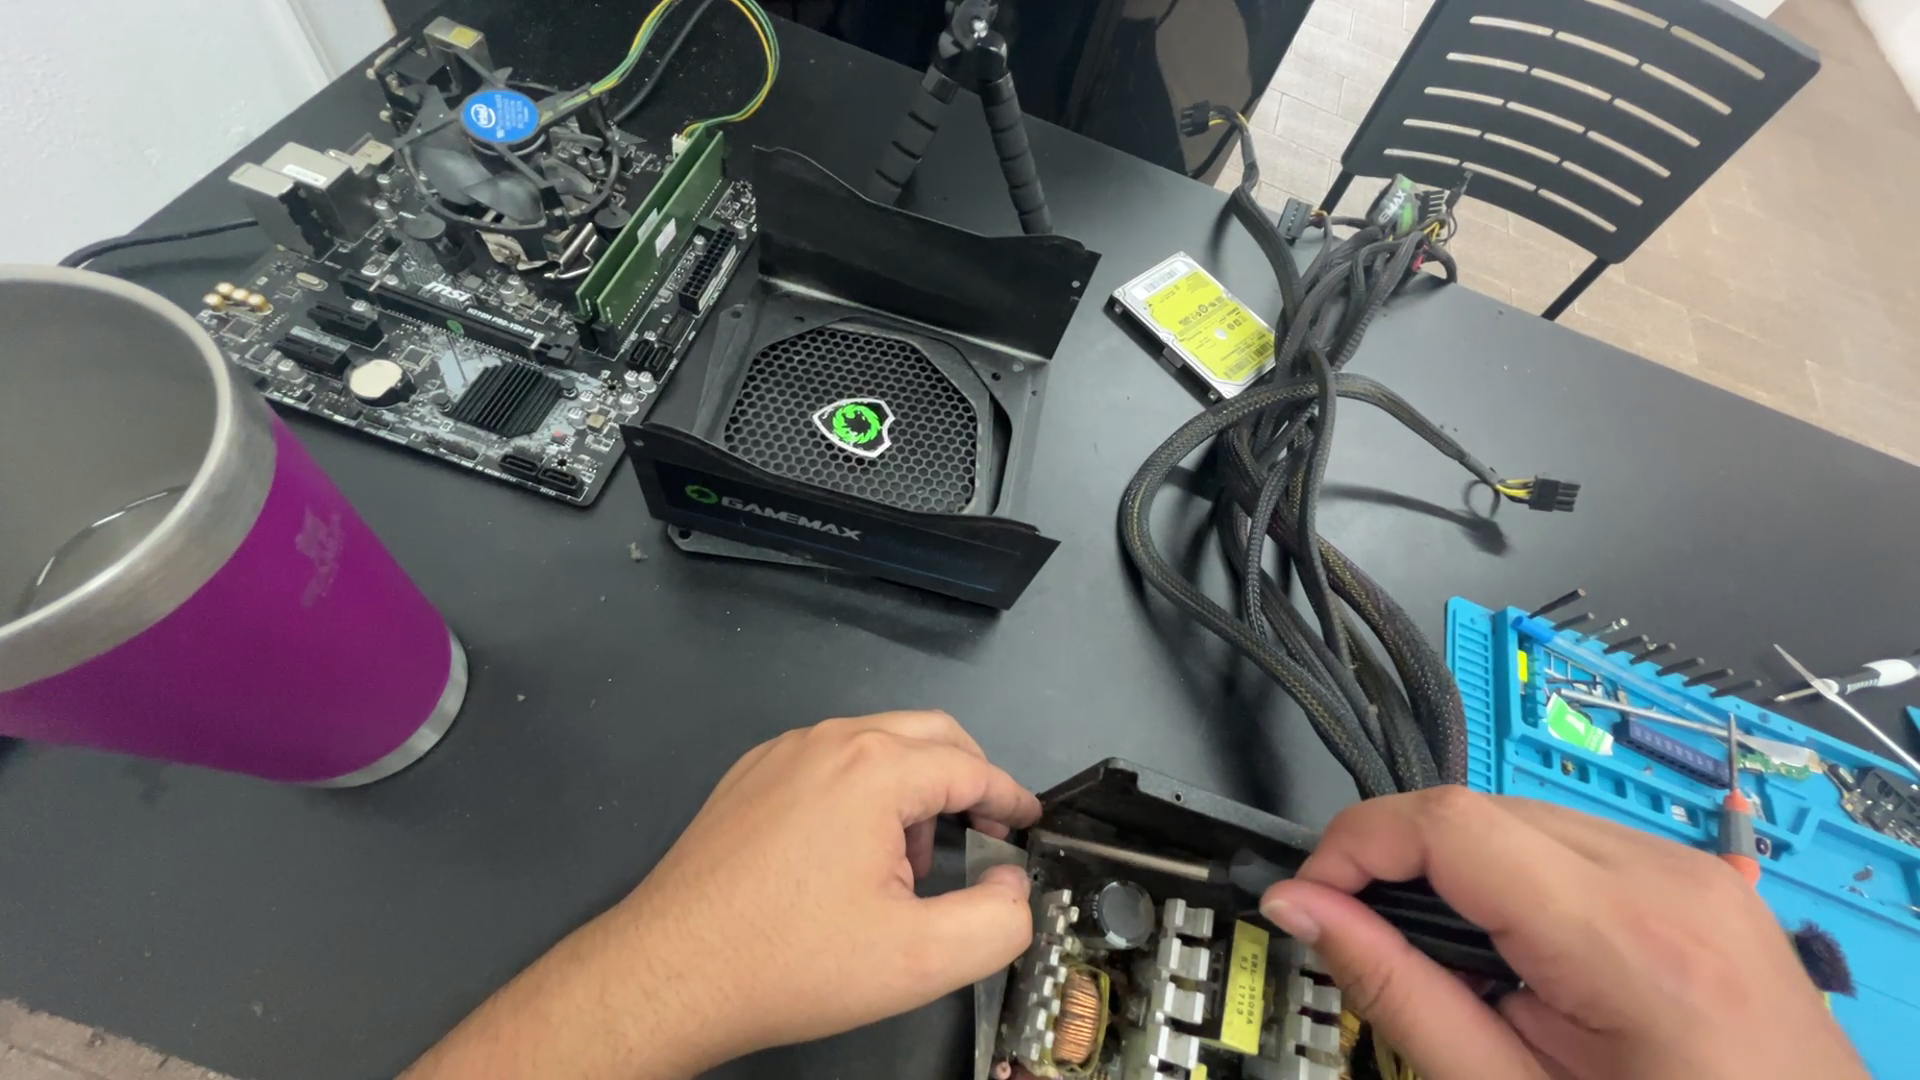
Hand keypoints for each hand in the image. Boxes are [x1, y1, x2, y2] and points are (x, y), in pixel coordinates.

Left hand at [407, 711, 1040, 1079]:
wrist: (669, 972)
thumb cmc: (797, 961)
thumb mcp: (919, 960)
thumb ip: (997, 920)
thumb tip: (1014, 881)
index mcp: (878, 768)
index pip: (970, 766)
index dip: (1010, 796)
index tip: (1030, 824)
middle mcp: (833, 738)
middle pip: (931, 735)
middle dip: (968, 779)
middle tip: (982, 834)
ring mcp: (786, 748)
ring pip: (880, 743)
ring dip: (914, 787)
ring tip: (905, 862)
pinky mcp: (753, 769)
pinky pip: (831, 758)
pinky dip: (864, 788)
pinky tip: (845, 852)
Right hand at [1258, 789, 1867, 1079]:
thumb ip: (1393, 990)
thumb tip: (1292, 902)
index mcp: (1635, 944)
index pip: (1449, 824)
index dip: (1357, 842)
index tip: (1314, 898)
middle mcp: (1671, 877)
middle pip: (1472, 812)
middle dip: (1397, 861)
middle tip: (1375, 939)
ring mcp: (1691, 869)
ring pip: (1504, 817)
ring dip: (1447, 869)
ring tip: (1453, 955)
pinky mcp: (1692, 874)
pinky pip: (1553, 837)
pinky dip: (1501, 875)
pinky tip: (1512, 944)